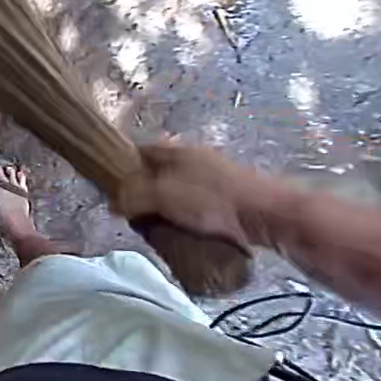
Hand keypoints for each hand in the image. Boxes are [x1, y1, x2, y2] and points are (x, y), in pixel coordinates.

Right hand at [112, 143, 294, 246]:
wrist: (268, 215)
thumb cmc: (212, 201)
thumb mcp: (162, 196)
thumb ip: (133, 196)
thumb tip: (113, 203)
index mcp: (177, 151)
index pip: (140, 151)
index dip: (123, 167)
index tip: (113, 188)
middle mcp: (194, 158)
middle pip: (157, 171)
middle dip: (144, 191)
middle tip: (135, 213)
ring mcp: (213, 176)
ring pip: (176, 188)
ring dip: (165, 205)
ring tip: (158, 225)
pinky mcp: (227, 196)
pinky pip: (194, 203)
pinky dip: (184, 214)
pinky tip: (183, 229)